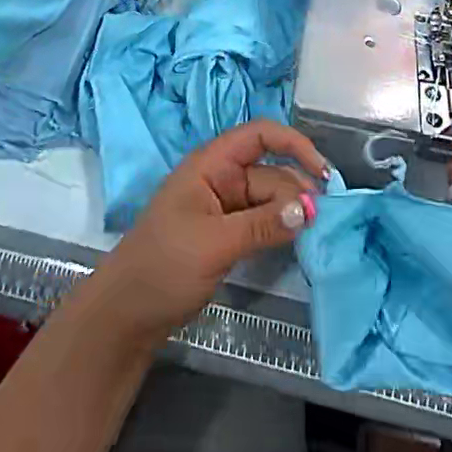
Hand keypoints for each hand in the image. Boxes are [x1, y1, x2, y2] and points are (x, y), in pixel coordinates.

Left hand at [92, 120, 330, 338]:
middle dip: (298, 191)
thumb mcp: (214, 243)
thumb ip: (263, 224)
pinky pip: (263, 221)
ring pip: (270, 199)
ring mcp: (224, 207)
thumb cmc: (163, 267)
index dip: (294, 145)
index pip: (260, 135)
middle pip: (271, 172)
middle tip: (325, 222)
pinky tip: (299, 242)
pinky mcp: (227, 233)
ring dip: (293, 212)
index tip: (323, 173)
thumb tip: (310, 209)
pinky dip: (281, 228)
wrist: (126, 315)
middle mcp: (220, 179)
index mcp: (211, 165)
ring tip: (318, 234)